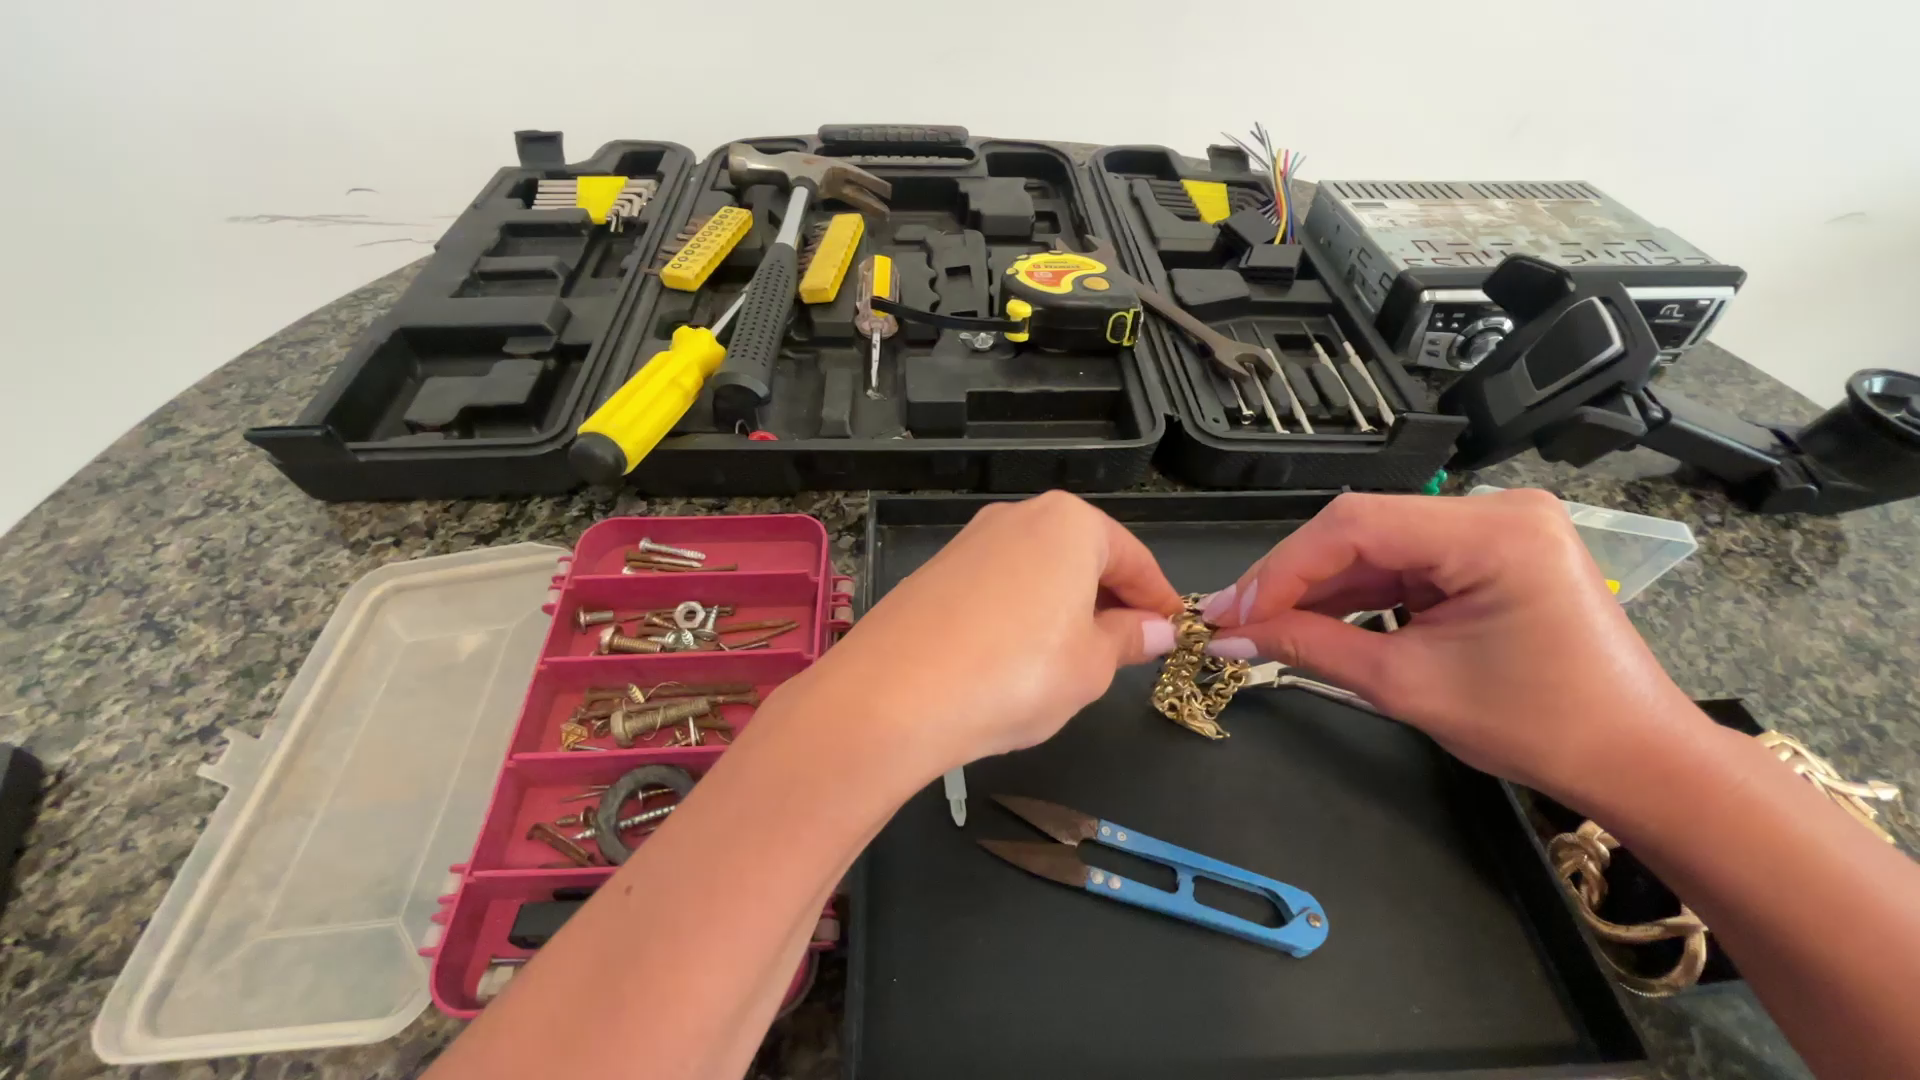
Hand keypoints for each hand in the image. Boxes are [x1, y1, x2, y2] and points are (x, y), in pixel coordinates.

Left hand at [801, 491, 1183, 772]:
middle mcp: (1017, 517)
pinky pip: (998, 587)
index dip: (1159, 599)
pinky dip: (1020, 614)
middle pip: (1082, 557)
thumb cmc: (1015, 676)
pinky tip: (1015, 658)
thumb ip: (1128, 640)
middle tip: (1127, 650)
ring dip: (1064, 609)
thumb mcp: (1091, 666)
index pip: (1133, 558)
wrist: (892, 697)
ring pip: (1038, 572)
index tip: (1174, 631)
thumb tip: (1155, 629)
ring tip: (1072, 661)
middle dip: (1109, 601)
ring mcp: (970, 541)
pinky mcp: (935, 571)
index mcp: (1069, 523)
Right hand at [1196, 489, 1705, 804]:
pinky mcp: (1485, 551)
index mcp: (1493, 531)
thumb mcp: (1406, 684)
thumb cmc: (1536, 727)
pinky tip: (1312, 618)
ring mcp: (1493, 527)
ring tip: (1261, 624)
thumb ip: (1308, 646)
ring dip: (1316, 587)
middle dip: (1291, 578)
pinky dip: (1353, 593)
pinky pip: (1399, 563)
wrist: (1633, 760)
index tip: (1231, 613)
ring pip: (1373, 545)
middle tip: (1233, 619)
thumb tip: (1227, 639)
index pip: (1355, 525)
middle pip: (1360, 528)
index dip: (1281, 568)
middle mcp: (1495, 509)